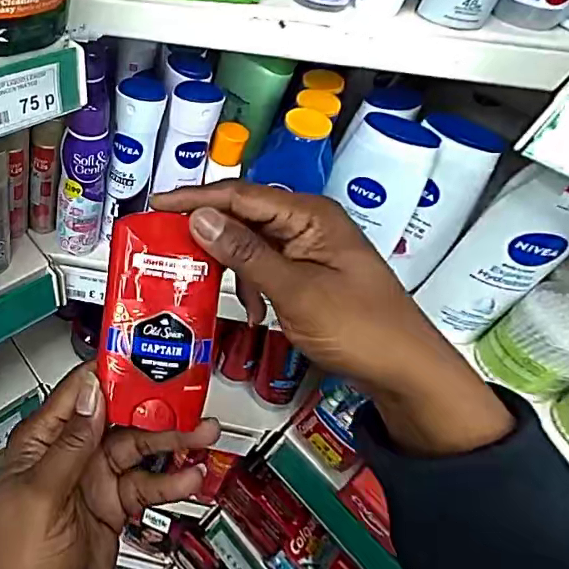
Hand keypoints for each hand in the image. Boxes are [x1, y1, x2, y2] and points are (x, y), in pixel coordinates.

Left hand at [0, 364, 220, 568]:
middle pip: (118, 417)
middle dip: (153, 407)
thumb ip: (71, 445)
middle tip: (187, 398)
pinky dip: (171, 481)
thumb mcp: (42, 499)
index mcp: (43, 444)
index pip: (80, 392)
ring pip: (139, 450)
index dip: (112, 373)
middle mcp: (70, 456)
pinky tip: (191, 476)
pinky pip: (147, 485)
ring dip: (171, 442)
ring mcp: (94, 482)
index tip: (144, 359)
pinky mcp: (113, 507)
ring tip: (202, 435)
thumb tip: (91, 394)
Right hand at [152, 181, 512, 456]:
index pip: (241, 195)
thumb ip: (244, 253)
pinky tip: (250, 308)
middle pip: (244, 214)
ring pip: (252, 241)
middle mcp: (308, 223)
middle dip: (208, 230)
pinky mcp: (308, 271)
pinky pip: (265, 264)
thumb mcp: (295, 291)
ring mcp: (309, 247)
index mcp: (310, 215)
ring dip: (230, 263)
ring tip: (208, 282)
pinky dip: (250, 282)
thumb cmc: (363, 330)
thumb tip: (201, 218)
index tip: (160, 204)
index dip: (196, 198)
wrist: (408, 374)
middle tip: (169, 242)